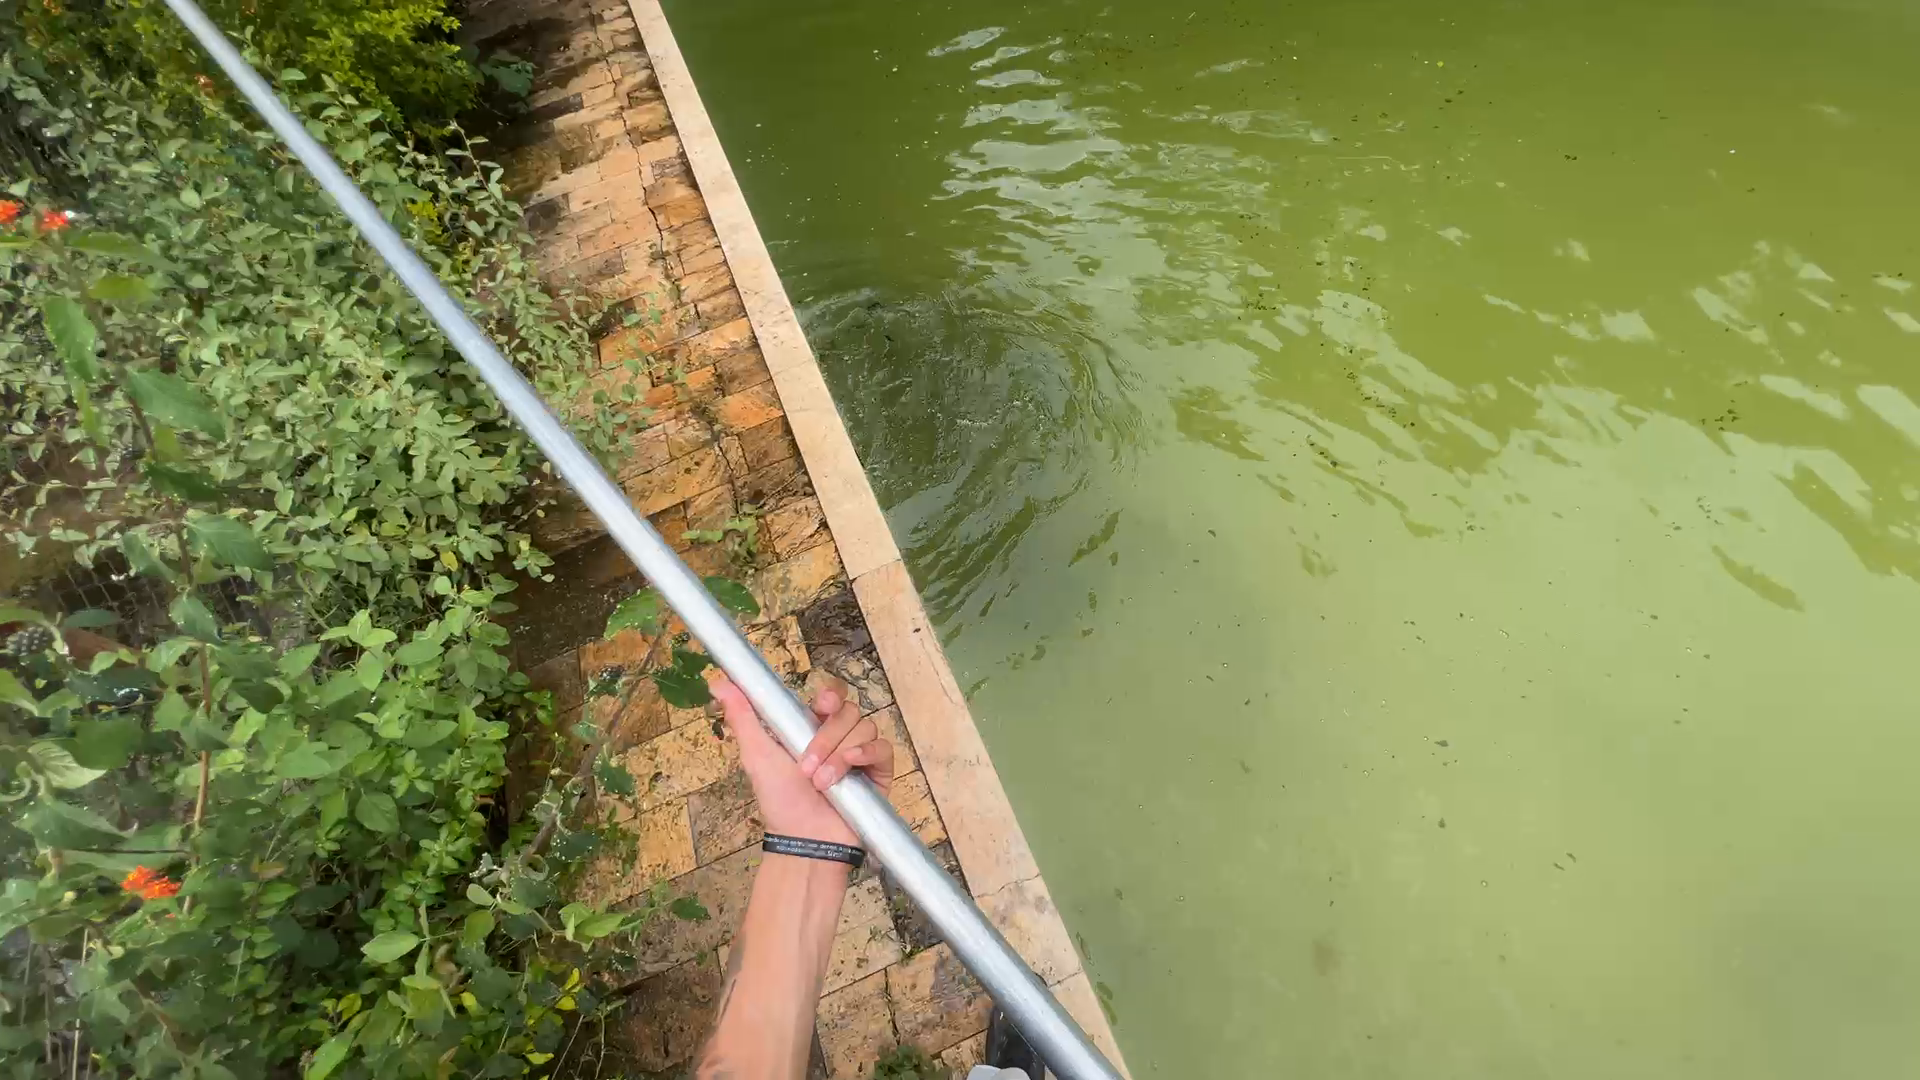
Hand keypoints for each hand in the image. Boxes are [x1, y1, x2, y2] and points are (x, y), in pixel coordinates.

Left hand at [709, 672, 894, 848]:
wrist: (804, 840)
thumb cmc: (780, 801)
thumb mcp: (757, 756)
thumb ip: (743, 717)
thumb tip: (718, 682)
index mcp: (814, 726)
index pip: (832, 695)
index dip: (831, 695)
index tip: (822, 705)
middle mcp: (840, 734)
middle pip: (847, 711)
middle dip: (825, 739)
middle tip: (807, 767)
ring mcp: (861, 751)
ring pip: (863, 728)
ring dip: (839, 755)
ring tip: (822, 783)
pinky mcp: (879, 769)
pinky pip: (882, 747)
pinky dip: (867, 753)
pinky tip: (853, 766)